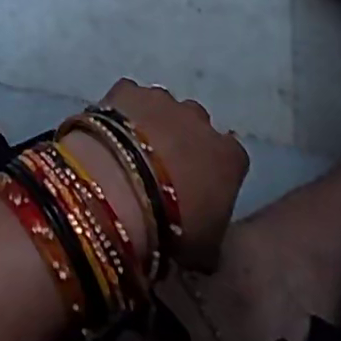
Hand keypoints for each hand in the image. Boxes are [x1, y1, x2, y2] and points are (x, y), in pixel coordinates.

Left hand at [81, 79, 249, 270]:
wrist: (120, 186)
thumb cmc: (173, 225)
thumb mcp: (205, 251)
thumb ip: (211, 242)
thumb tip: (205, 251)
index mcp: (229, 156)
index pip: (231, 156)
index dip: (213, 170)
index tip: (198, 187)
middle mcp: (200, 119)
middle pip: (195, 124)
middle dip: (182, 139)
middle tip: (160, 167)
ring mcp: (161, 99)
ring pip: (162, 106)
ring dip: (151, 121)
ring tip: (130, 148)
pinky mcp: (125, 89)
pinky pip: (128, 95)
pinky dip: (121, 108)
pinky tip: (109, 129)